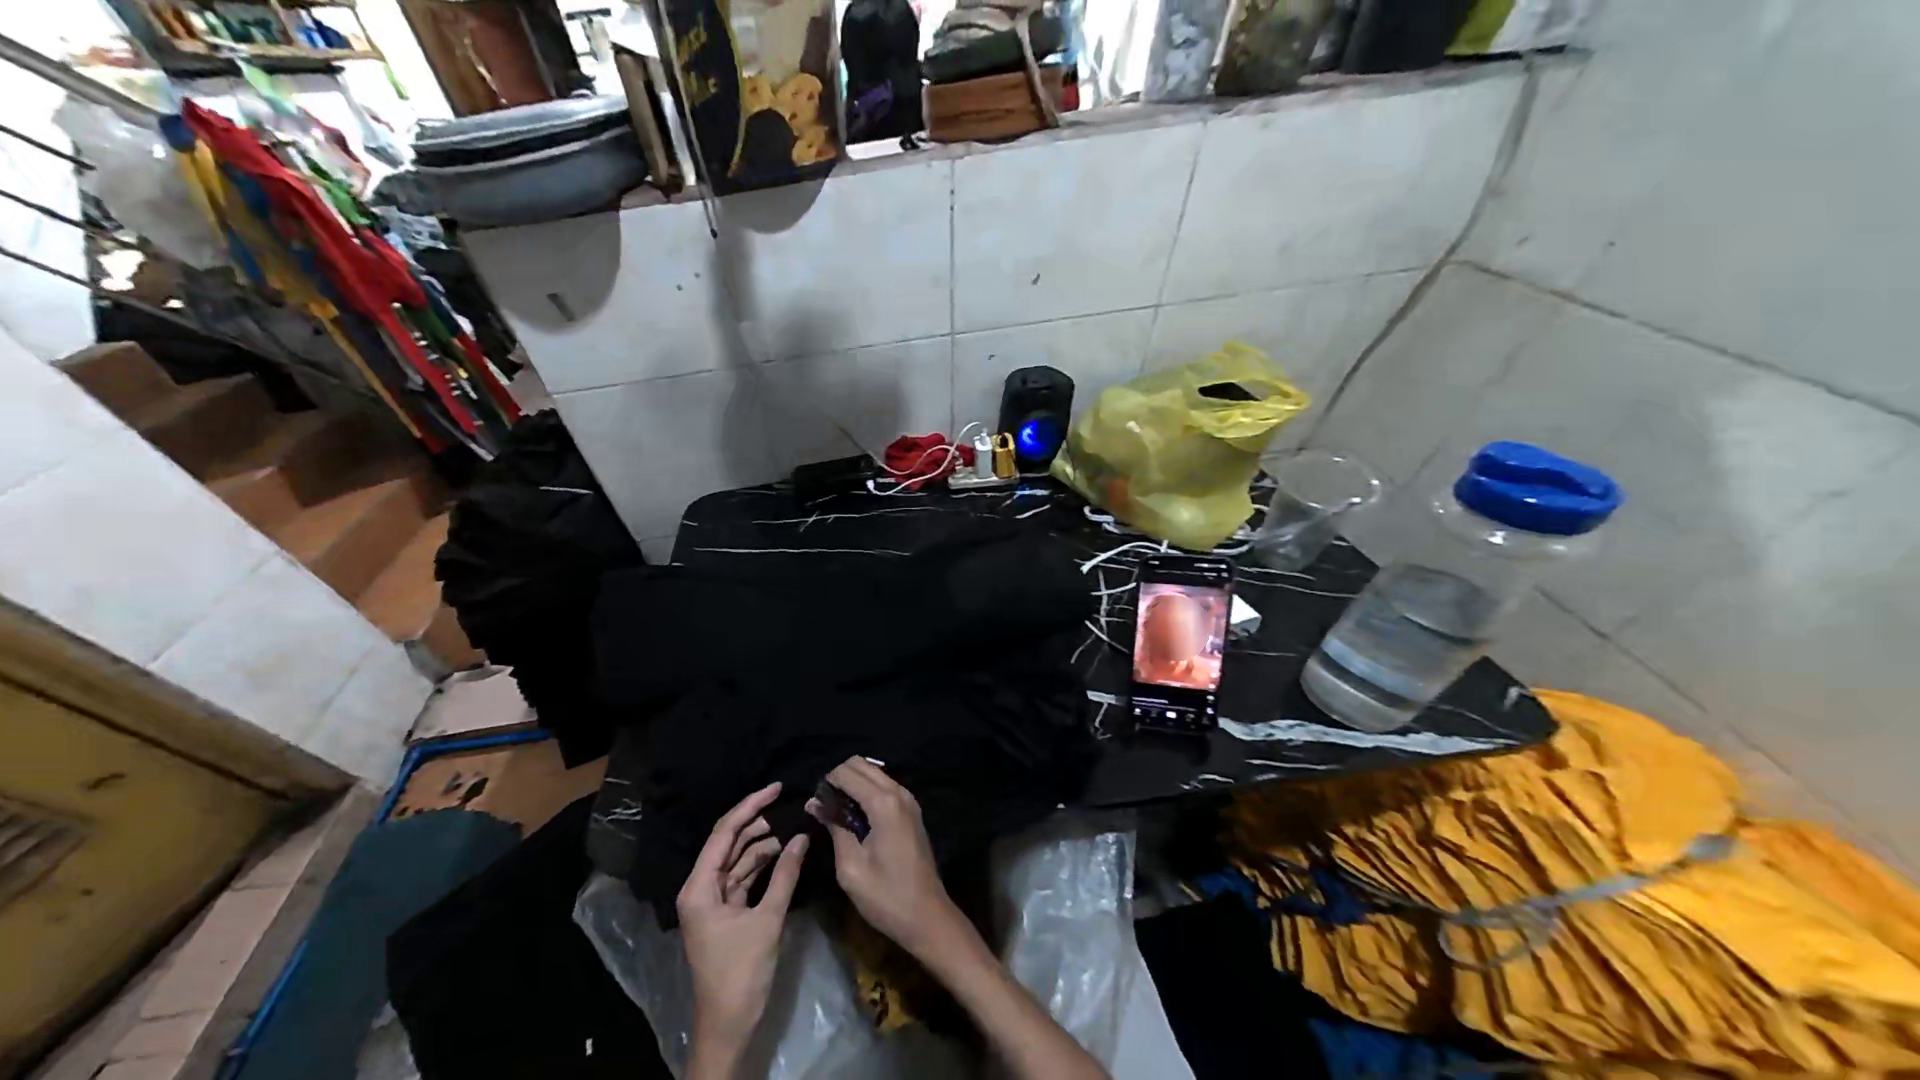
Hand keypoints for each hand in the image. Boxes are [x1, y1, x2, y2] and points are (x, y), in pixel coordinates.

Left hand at [678, 782, 808, 1076]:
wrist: (729, 1023)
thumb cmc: (741, 971)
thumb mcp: (767, 919)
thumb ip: (785, 874)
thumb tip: (802, 836)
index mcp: (699, 887)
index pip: (724, 833)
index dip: (750, 806)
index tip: (776, 787)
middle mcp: (701, 888)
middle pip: (730, 843)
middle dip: (759, 823)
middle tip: (791, 806)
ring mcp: (713, 901)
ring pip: (739, 860)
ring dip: (764, 844)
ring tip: (794, 826)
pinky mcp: (726, 912)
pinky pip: (744, 877)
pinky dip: (764, 865)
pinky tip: (785, 852)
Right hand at [806, 757, 972, 964]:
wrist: (927, 915)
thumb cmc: (885, 896)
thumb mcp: (851, 867)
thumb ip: (834, 828)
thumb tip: (814, 803)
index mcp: (883, 803)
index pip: (847, 773)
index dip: (826, 783)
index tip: (813, 804)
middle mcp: (899, 792)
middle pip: (861, 765)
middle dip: (839, 778)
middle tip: (823, 806)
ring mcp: (909, 800)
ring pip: (874, 773)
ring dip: (853, 782)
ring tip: (836, 811)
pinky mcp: (912, 810)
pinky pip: (885, 786)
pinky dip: (867, 790)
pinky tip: (855, 815)